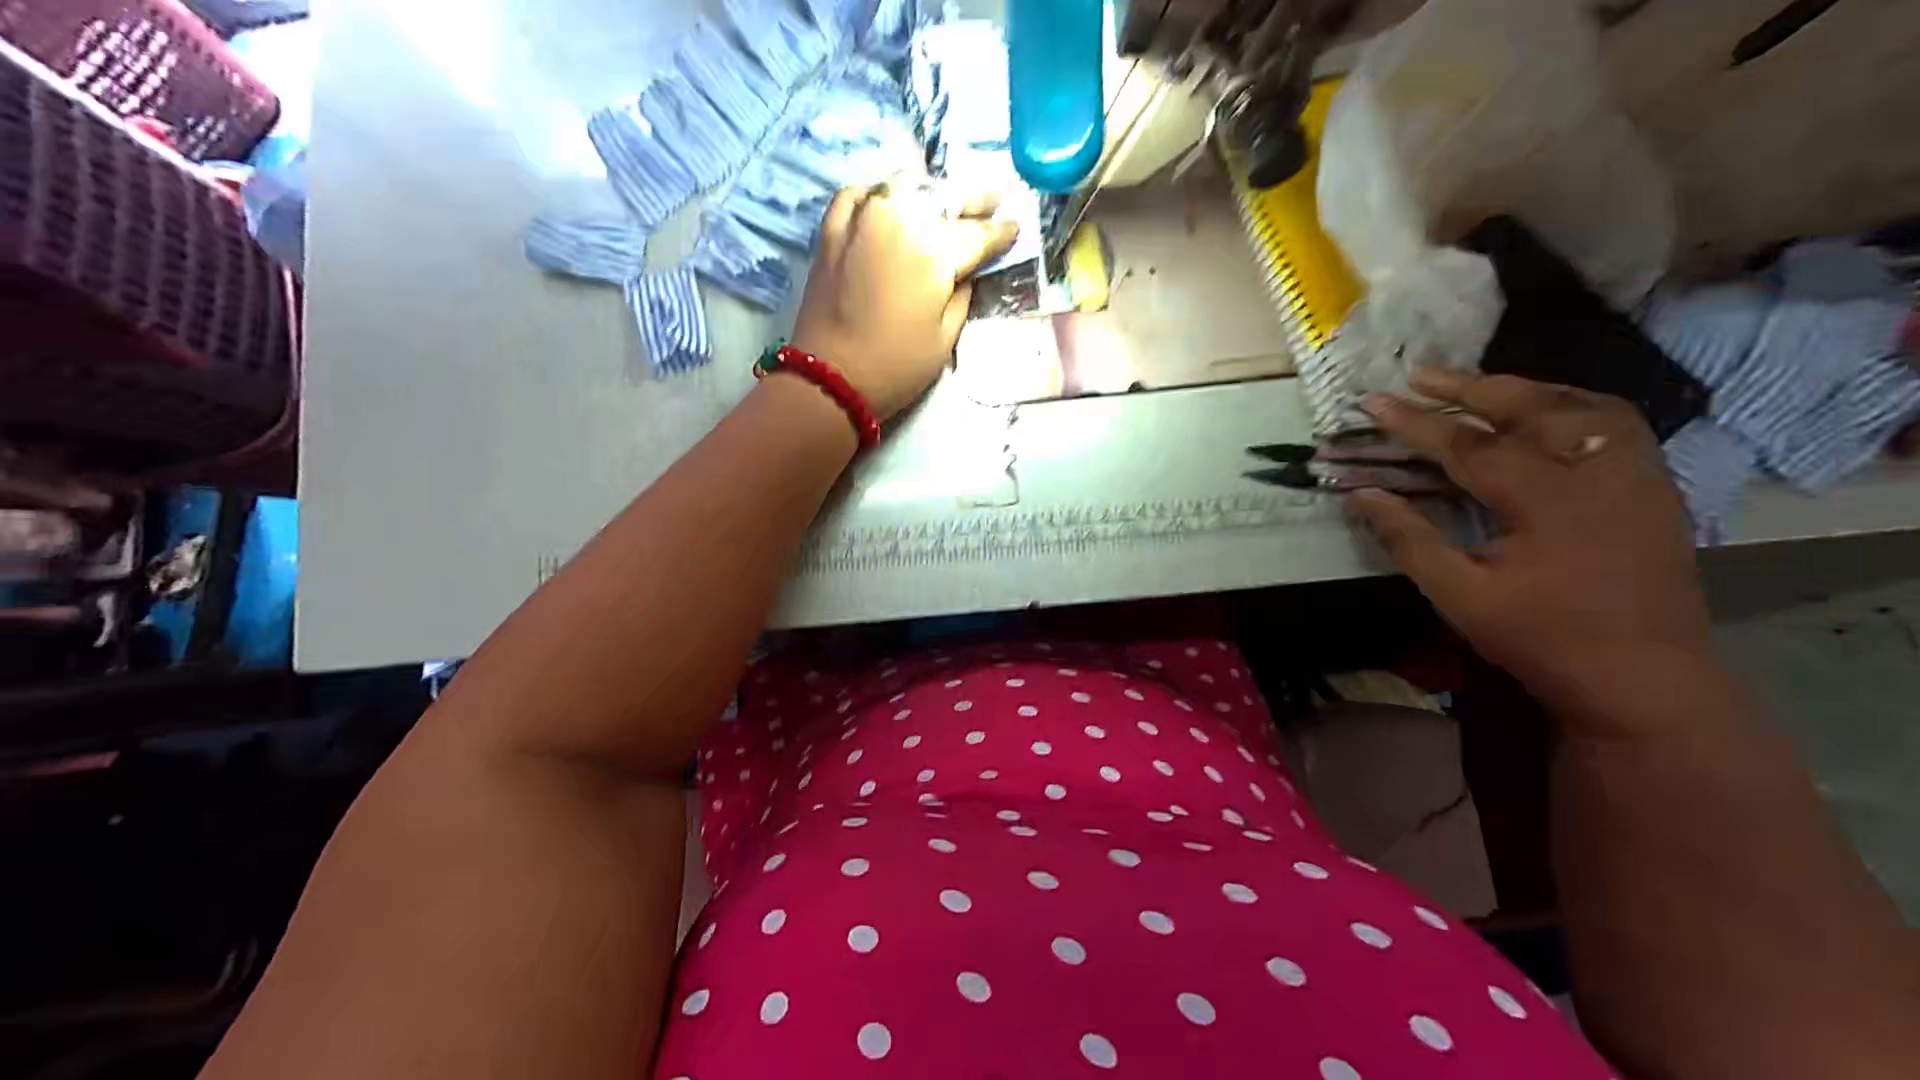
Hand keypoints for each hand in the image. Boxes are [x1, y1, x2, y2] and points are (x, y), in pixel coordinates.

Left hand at [790, 182, 1017, 421]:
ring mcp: (862, 219)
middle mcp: (901, 221)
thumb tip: (965, 272)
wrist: (829, 379)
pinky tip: (886, 203)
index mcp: (936, 252)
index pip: (978, 233)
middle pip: (943, 197)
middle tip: (988, 201)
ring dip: (928, 192)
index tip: (1014, 229)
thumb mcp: (945, 339)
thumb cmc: (895, 367)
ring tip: (941, 201)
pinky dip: (876, 193)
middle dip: (970, 200)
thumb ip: (961, 296)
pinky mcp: (831, 230)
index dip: (1000, 232)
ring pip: (904, 185)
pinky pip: (857, 194)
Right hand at [1348, 368, 1717, 735]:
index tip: (1373, 402)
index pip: (1470, 446)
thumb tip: (1361, 494)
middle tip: (1419, 373)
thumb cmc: (1542, 639)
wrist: (1645, 677)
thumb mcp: (1460, 596)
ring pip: (1581, 406)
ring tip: (1475, 385)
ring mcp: (1638, 475)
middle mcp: (1602, 472)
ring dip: (1521, 389)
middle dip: (1469, 387)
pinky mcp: (1653, 486)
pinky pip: (1611, 424)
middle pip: (1532, 407)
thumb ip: (1409, 539)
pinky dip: (1566, 406)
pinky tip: (1539, 414)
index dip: (1416, 423)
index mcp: (1551, 501)